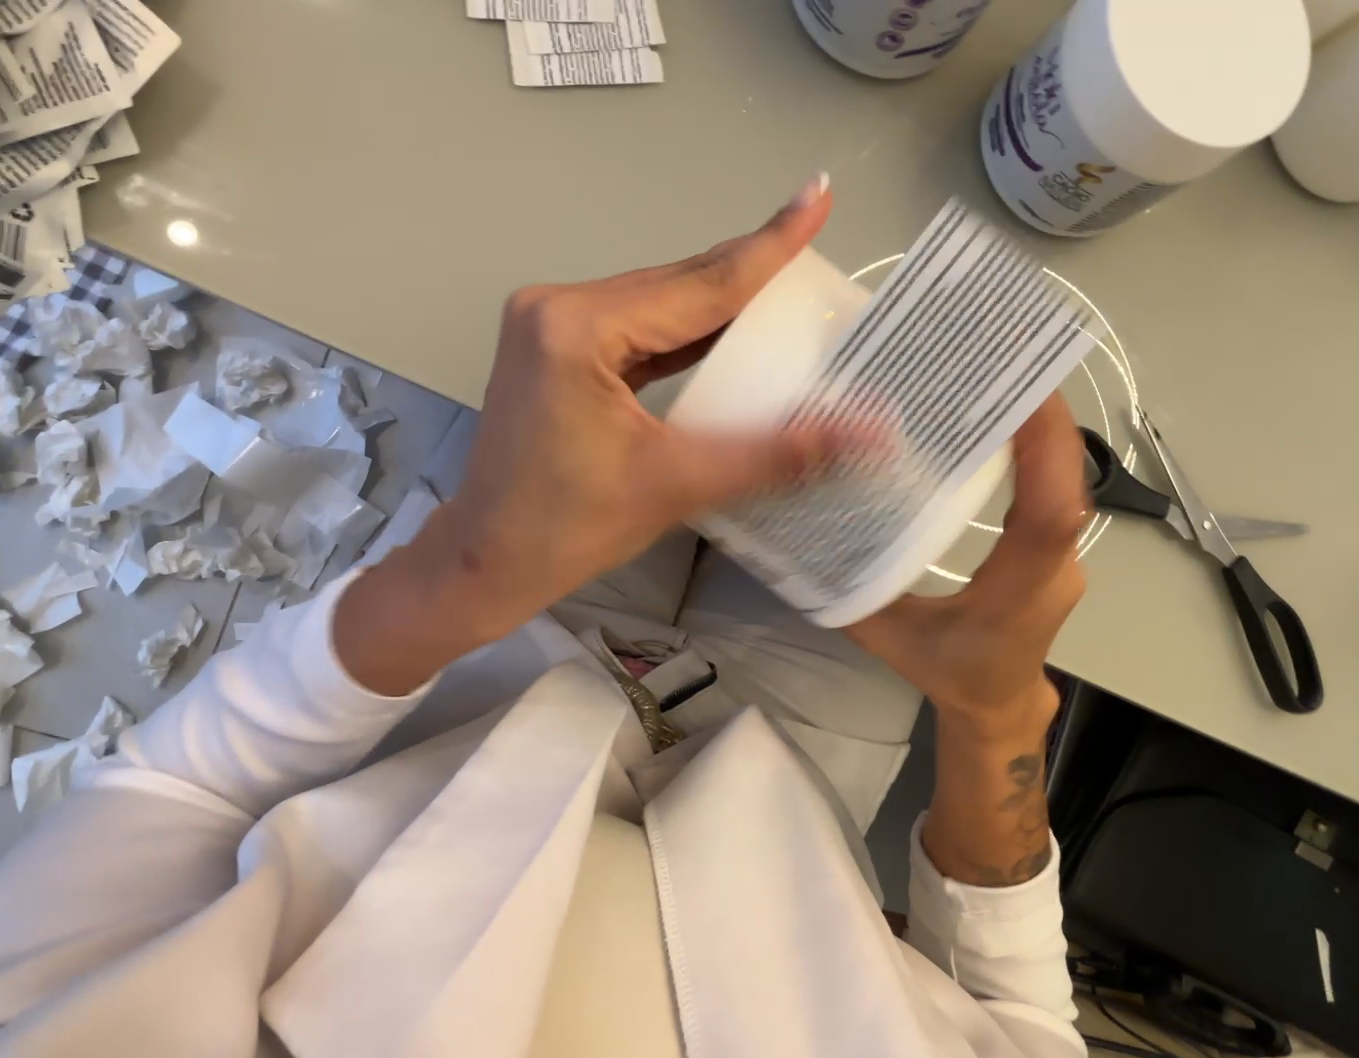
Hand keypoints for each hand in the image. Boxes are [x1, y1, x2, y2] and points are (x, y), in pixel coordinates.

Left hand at [335, 177, 852, 694]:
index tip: (819, 195)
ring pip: (656, 303)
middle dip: (749, 275)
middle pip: (676, 285)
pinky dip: (682, 332)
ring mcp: (548, 323)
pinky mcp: (552, 347)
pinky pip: (634, 328)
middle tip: (817, 253)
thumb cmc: (571, 531)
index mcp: (578, 328)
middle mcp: (557, 306)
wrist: (488, 562)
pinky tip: (727, 330)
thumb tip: (870, 435)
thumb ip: (777, 452)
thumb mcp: (678, 485)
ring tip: (786, 288)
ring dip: (718, 304)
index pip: (697, 285)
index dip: (768, 247)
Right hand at [846, 394, 1088, 885]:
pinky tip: (992, 430)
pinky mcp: (1055, 549)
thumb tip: (807, 535)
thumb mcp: (889, 638)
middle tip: (998, 365)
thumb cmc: (947, 674)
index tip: (1021, 395)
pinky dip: (1032, 453)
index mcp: (1016, 594)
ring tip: (993, 384)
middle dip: (1041, 419)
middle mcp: (1055, 567)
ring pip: (1065, 484)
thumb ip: (853, 592)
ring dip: (1039, 430)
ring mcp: (1063, 557)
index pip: (1050, 517)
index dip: (1045, 453)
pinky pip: (1052, 492)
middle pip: (1066, 485)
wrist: (998, 705)